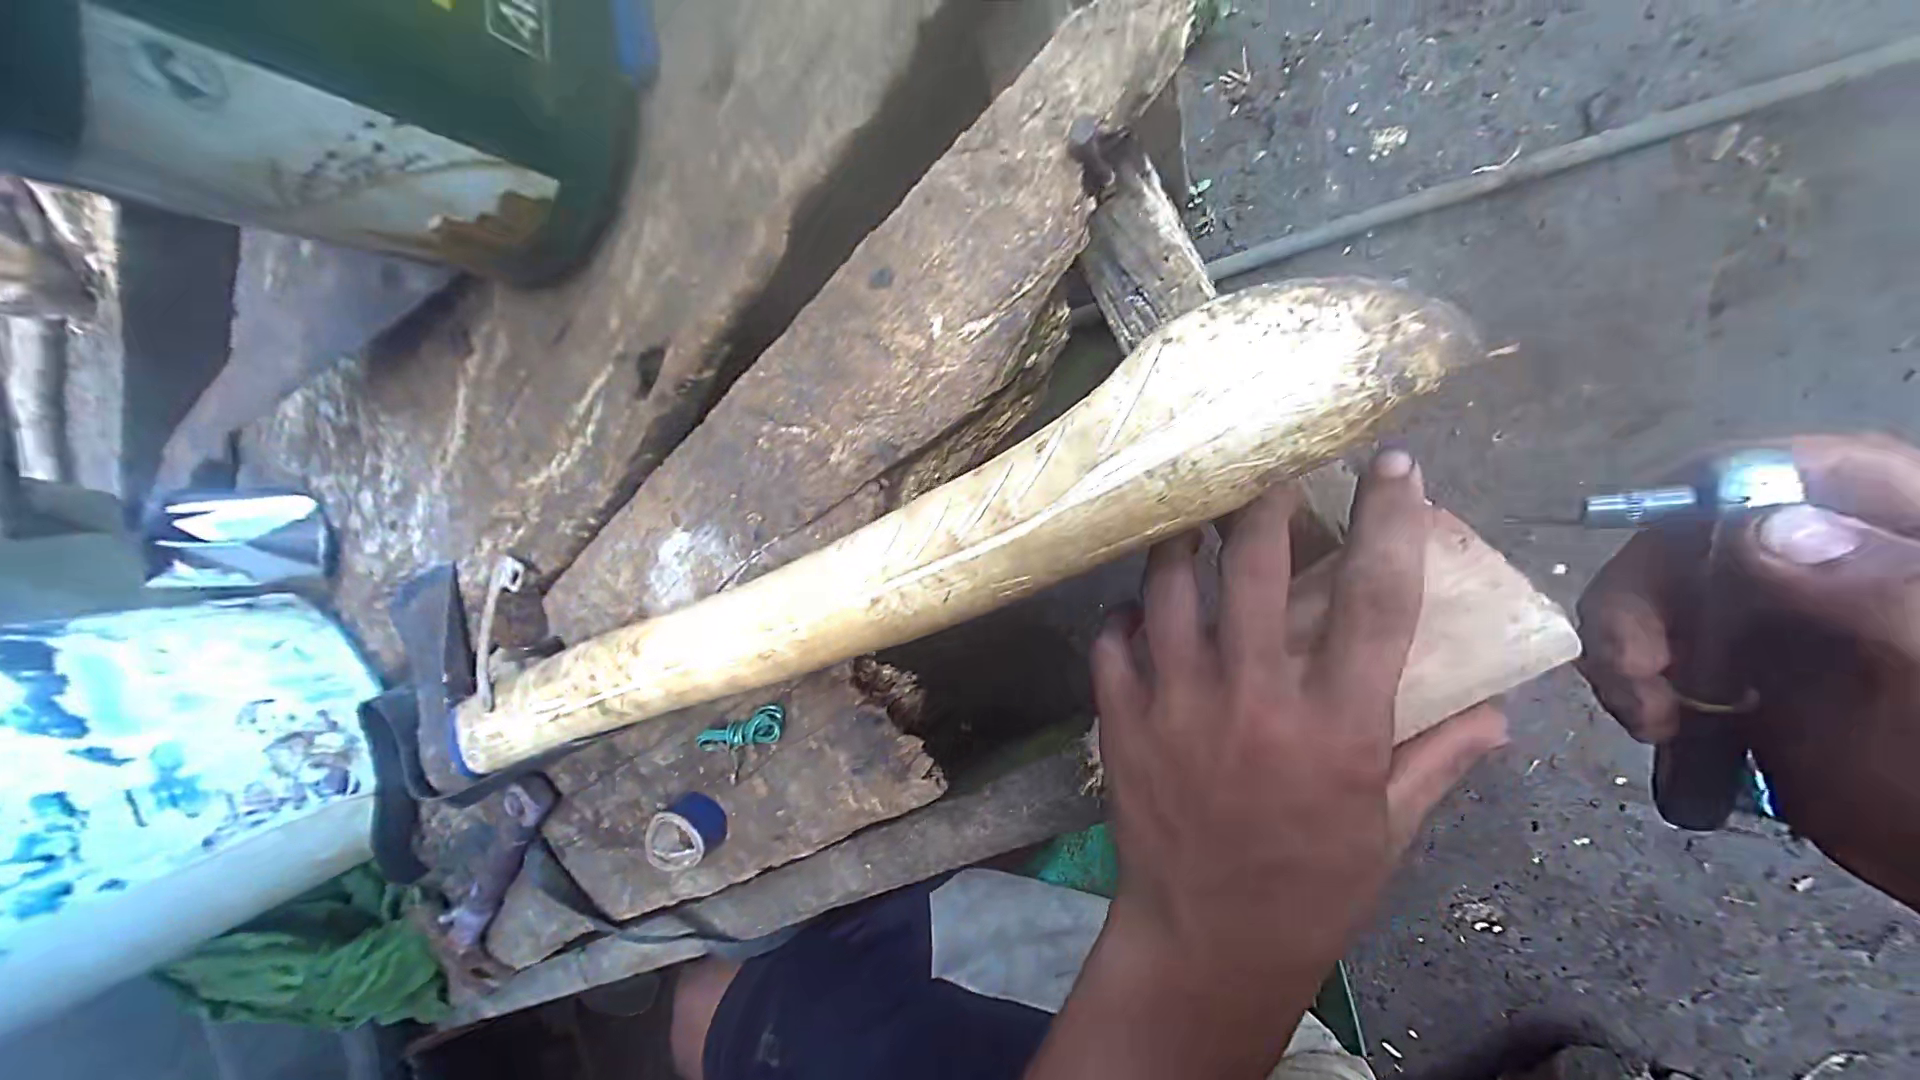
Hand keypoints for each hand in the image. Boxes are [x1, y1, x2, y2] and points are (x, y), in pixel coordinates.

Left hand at [1028, 450, 1509, 1078]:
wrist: (1209, 934)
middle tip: (1266, 474)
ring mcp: (1175, 704)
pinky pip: (1113, 639)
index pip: (1377, 598)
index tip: (1394, 467)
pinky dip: (1124, 615)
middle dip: (1263, 505)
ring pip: (1169, 590)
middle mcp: (1253, 698)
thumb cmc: (1310, 883)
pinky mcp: (1120, 719)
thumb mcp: (1390, 827)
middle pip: (1254, 569)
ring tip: (1191, 526)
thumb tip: (1498, 712)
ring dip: (1180, 547)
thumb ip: (1439, 757)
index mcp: (1337, 723)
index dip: (1391, 521)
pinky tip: (1138, 610)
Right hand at [1578, 434, 1919, 907]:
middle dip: (1639, 598)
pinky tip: (1651, 723)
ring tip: (1646, 716)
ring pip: (1648, 593)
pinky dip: (1624, 678)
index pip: (1803, 470)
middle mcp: (1821, 571)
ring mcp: (1770, 623)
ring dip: (1619, 646)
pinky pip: (1643, 647)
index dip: (1715, 489)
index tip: (1661, 551)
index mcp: (1897, 546)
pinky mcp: (1730, 670)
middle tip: (1636, 670)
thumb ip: (1887, 596)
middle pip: (1689, 538)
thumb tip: (1766, 528)